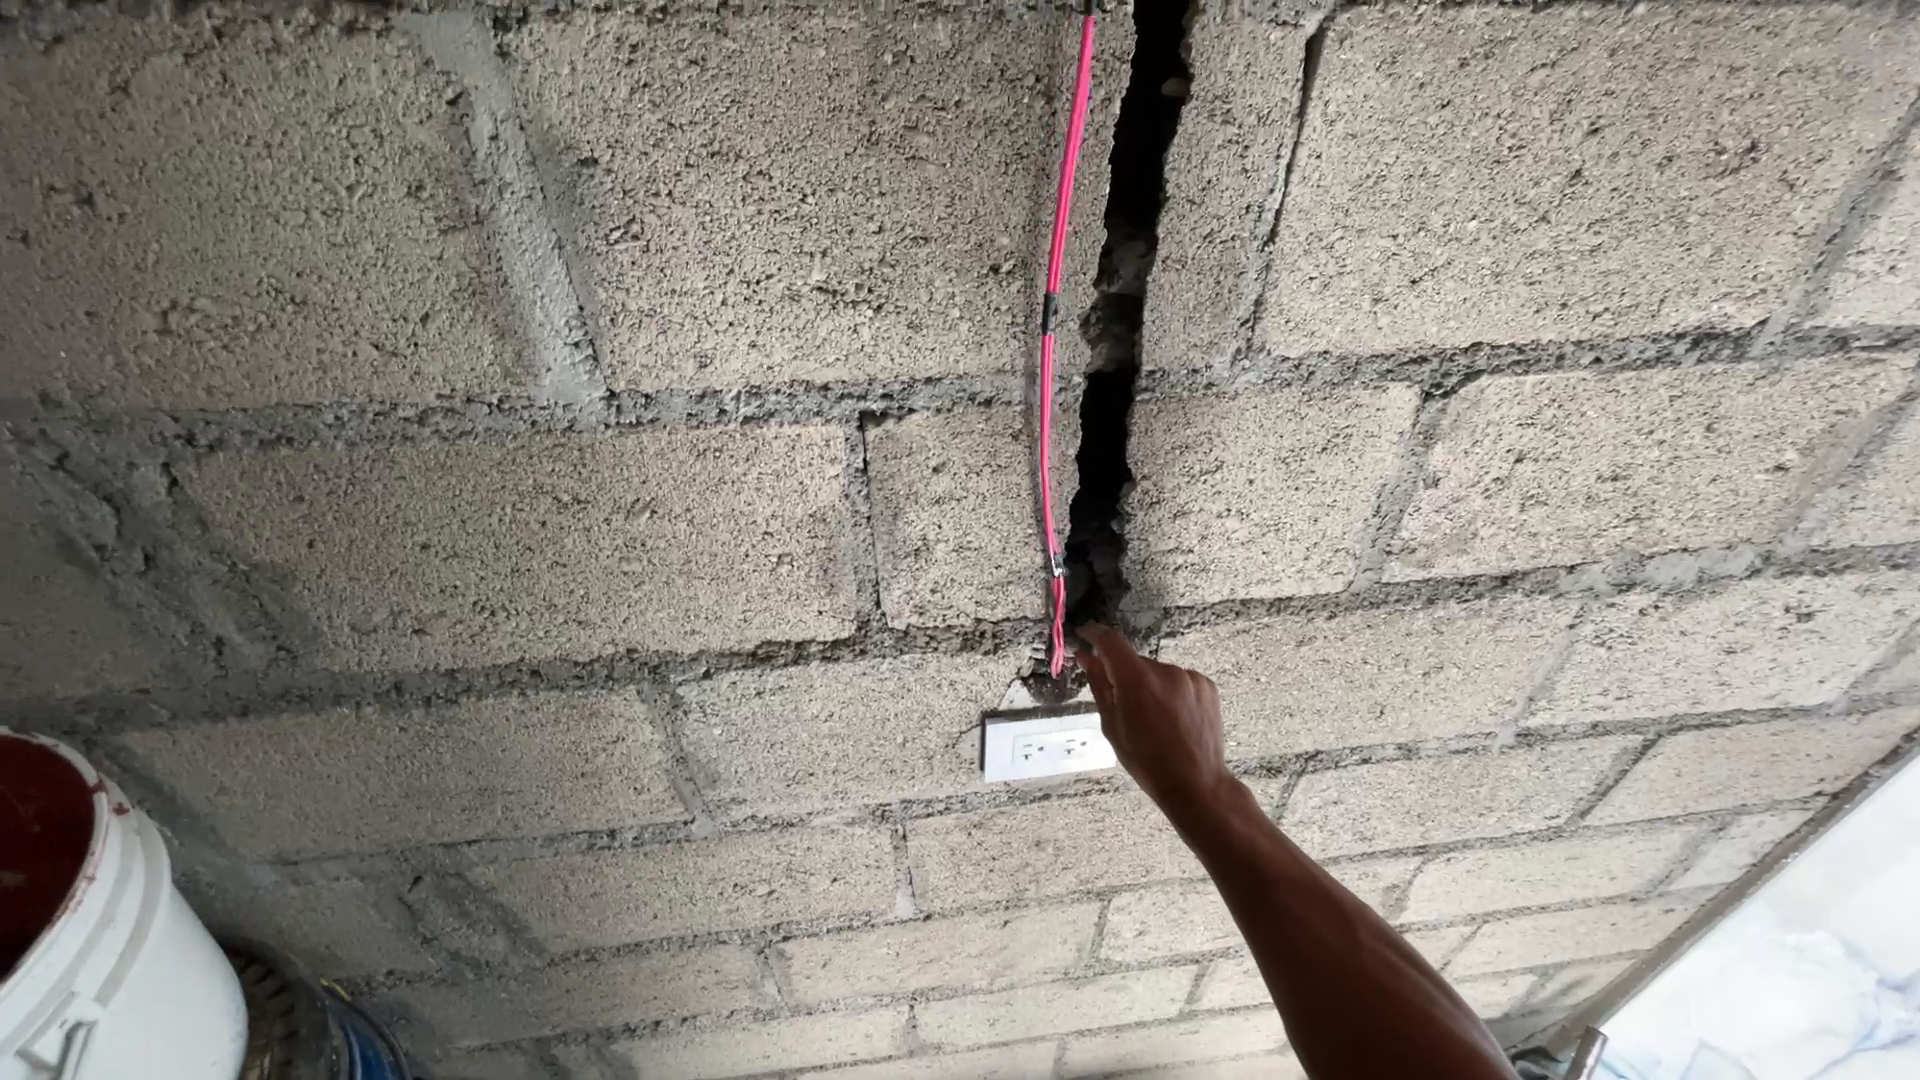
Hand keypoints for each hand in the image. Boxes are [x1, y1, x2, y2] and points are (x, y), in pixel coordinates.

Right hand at [1074, 623, 1234, 817]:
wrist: (1196, 783)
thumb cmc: (1146, 760)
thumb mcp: (1112, 725)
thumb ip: (1100, 685)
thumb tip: (1086, 657)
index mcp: (1136, 680)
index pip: (1109, 641)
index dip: (1093, 633)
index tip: (1084, 635)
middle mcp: (1164, 670)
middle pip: (1134, 662)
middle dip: (1124, 675)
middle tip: (1123, 705)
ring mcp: (1189, 676)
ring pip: (1157, 673)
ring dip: (1149, 685)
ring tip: (1154, 719)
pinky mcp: (1207, 685)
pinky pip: (1179, 680)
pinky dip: (1170, 692)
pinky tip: (1174, 718)